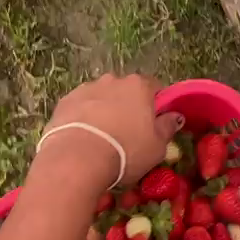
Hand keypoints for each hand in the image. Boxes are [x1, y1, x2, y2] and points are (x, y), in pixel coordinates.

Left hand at [32, 74, 183, 189]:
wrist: (77, 159)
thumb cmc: (126, 152)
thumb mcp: (157, 147)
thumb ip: (168, 127)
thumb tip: (176, 115)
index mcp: (139, 86)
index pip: (154, 87)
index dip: (155, 105)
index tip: (153, 124)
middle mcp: (112, 80)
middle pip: (125, 91)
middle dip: (127, 107)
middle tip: (127, 133)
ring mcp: (86, 89)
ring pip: (100, 97)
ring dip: (103, 111)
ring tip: (101, 139)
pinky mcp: (64, 102)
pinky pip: (79, 108)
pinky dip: (82, 118)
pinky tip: (83, 139)